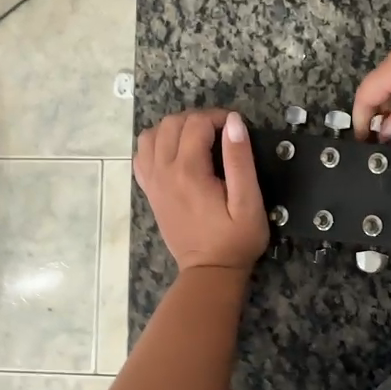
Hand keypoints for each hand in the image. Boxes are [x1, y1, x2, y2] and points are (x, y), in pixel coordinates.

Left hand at [135, 109, 267, 270]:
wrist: (209, 271)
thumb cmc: (235, 239)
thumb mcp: (249, 202)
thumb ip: (240, 160)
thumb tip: (233, 122)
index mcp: (189, 172)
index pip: (197, 123)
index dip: (219, 117)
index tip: (236, 128)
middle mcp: (164, 172)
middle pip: (172, 123)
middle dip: (198, 119)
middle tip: (221, 133)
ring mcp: (152, 181)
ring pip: (152, 134)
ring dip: (175, 128)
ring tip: (198, 139)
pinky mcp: (149, 191)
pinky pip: (142, 155)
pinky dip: (156, 144)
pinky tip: (176, 153)